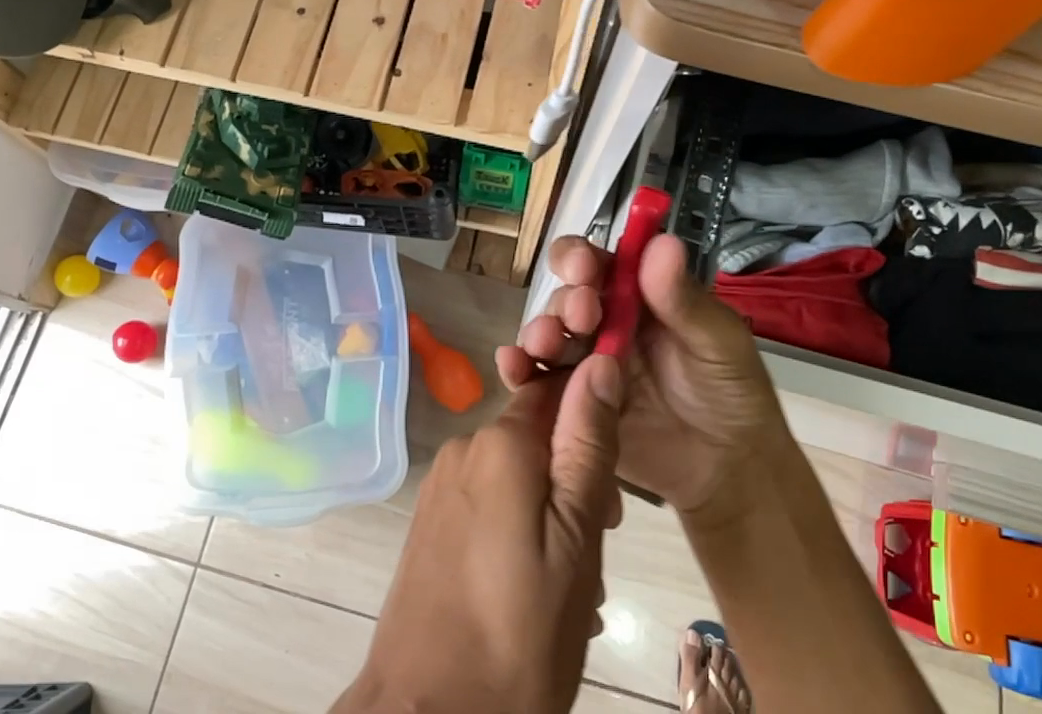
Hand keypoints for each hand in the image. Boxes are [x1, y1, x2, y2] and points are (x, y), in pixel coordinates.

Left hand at [333, 356, 625, 713]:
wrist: (427, 713)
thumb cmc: (518, 632)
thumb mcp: (575, 537)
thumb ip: (587, 446)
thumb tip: (600, 362)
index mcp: (499, 444)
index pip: (559, 392)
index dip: (595, 426)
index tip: (614, 492)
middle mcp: (462, 451)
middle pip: (540, 441)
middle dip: (576, 485)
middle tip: (594, 552)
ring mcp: (440, 488)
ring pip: (519, 479)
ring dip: (553, 518)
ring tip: (569, 588)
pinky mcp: (431, 523)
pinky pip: (490, 506)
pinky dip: (520, 535)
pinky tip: (533, 591)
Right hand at [496, 234, 785, 525]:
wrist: (727, 471)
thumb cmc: (731, 394)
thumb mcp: (719, 341)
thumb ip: (685, 298)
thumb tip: (661, 242)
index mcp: (639, 298)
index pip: (598, 265)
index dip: (582, 258)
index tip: (582, 266)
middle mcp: (605, 325)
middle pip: (566, 299)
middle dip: (565, 301)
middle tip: (582, 316)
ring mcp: (584, 365)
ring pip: (547, 338)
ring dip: (539, 332)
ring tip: (546, 344)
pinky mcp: (569, 405)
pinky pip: (536, 383)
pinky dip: (518, 369)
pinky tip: (513, 366)